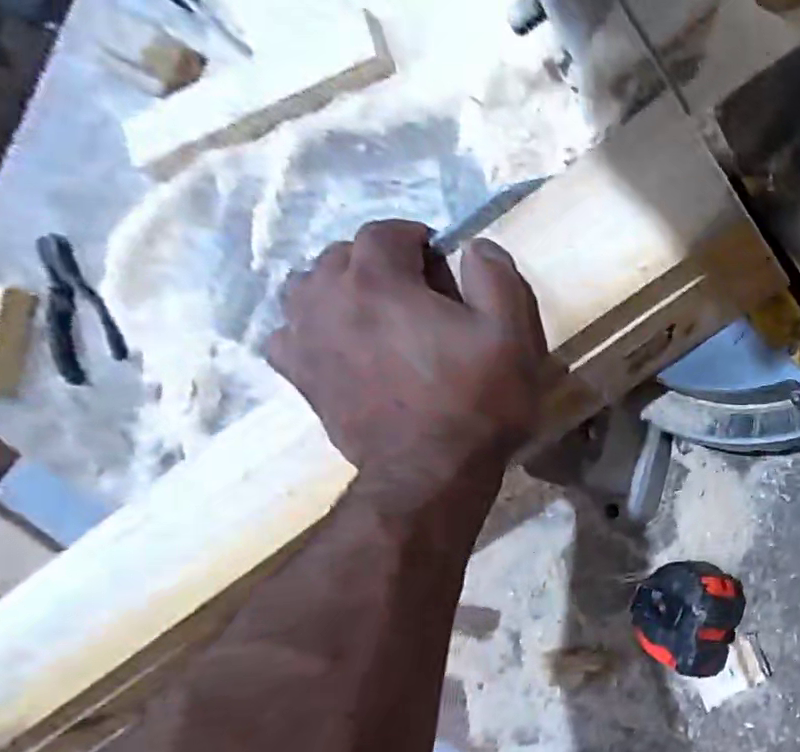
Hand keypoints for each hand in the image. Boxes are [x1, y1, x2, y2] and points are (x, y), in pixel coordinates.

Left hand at [267, 220, 547, 499]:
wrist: (431, 472)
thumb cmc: (476, 402)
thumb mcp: (510, 336)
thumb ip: (495, 277)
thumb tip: (474, 246)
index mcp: (378, 278)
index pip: (387, 231)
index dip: (417, 241)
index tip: (441, 264)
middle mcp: (329, 295)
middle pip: (344, 255)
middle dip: (380, 264)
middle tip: (417, 297)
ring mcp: (307, 336)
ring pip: (310, 287)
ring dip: (342, 291)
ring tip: (376, 318)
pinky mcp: (301, 375)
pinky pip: (289, 332)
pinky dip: (312, 329)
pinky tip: (337, 345)